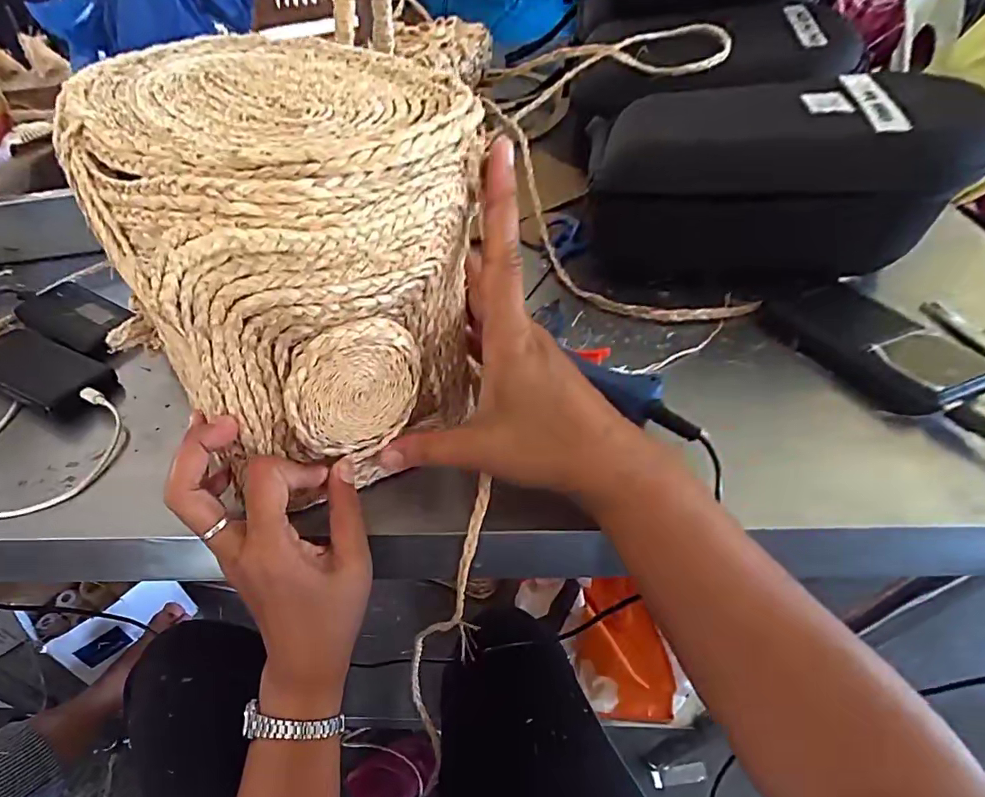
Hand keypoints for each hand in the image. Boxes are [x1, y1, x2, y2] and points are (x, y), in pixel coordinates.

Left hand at [164, 413, 370, 717]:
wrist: (304, 662)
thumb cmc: (332, 619)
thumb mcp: (354, 565)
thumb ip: (347, 511)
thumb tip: (340, 467)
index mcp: (268, 549)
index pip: (262, 480)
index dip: (293, 467)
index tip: (322, 479)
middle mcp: (235, 547)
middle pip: (184, 491)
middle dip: (197, 447)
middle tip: (225, 421)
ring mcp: (225, 551)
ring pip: (184, 499)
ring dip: (194, 459)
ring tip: (215, 428)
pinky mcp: (228, 552)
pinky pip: (203, 509)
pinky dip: (207, 479)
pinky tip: (226, 462)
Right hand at [379, 136, 652, 501]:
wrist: (605, 461)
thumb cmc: (549, 445)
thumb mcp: (482, 447)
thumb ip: (428, 448)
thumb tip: (380, 456)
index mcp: (509, 335)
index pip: (500, 256)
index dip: (496, 200)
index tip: (498, 147)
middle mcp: (520, 329)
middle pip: (490, 270)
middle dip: (469, 229)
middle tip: (437, 195)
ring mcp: (526, 345)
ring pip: (490, 300)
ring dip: (465, 277)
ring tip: (429, 255)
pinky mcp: (528, 363)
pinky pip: (493, 328)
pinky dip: (470, 318)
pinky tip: (448, 326)